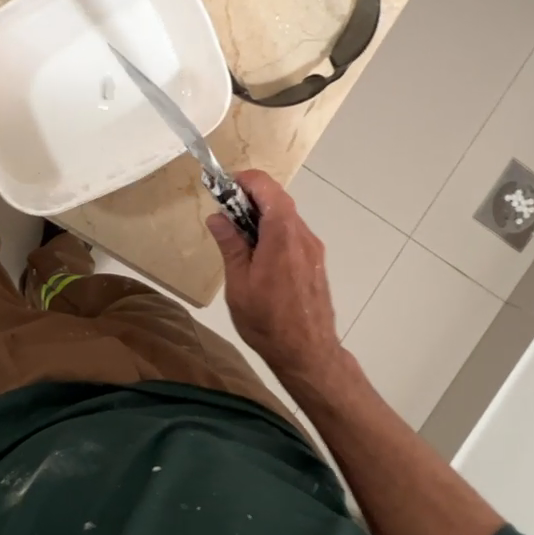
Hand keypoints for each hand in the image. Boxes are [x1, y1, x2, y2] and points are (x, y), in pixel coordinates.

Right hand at [209, 170, 343, 381]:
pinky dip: (273, 233)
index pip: (268, 189)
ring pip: (286, 219)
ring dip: (261, 218)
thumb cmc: (267, 321)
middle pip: (278, 201)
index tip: (222, 189)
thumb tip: (218, 217)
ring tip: (236, 238)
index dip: (245, 181)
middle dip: (249, 199)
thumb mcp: (239, 284)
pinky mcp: (315, 263)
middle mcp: (303, 236)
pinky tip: (257, 255)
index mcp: (282, 236)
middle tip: (223, 214)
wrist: (307, 353)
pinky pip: (293, 236)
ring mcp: (313, 249)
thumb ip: (231, 246)